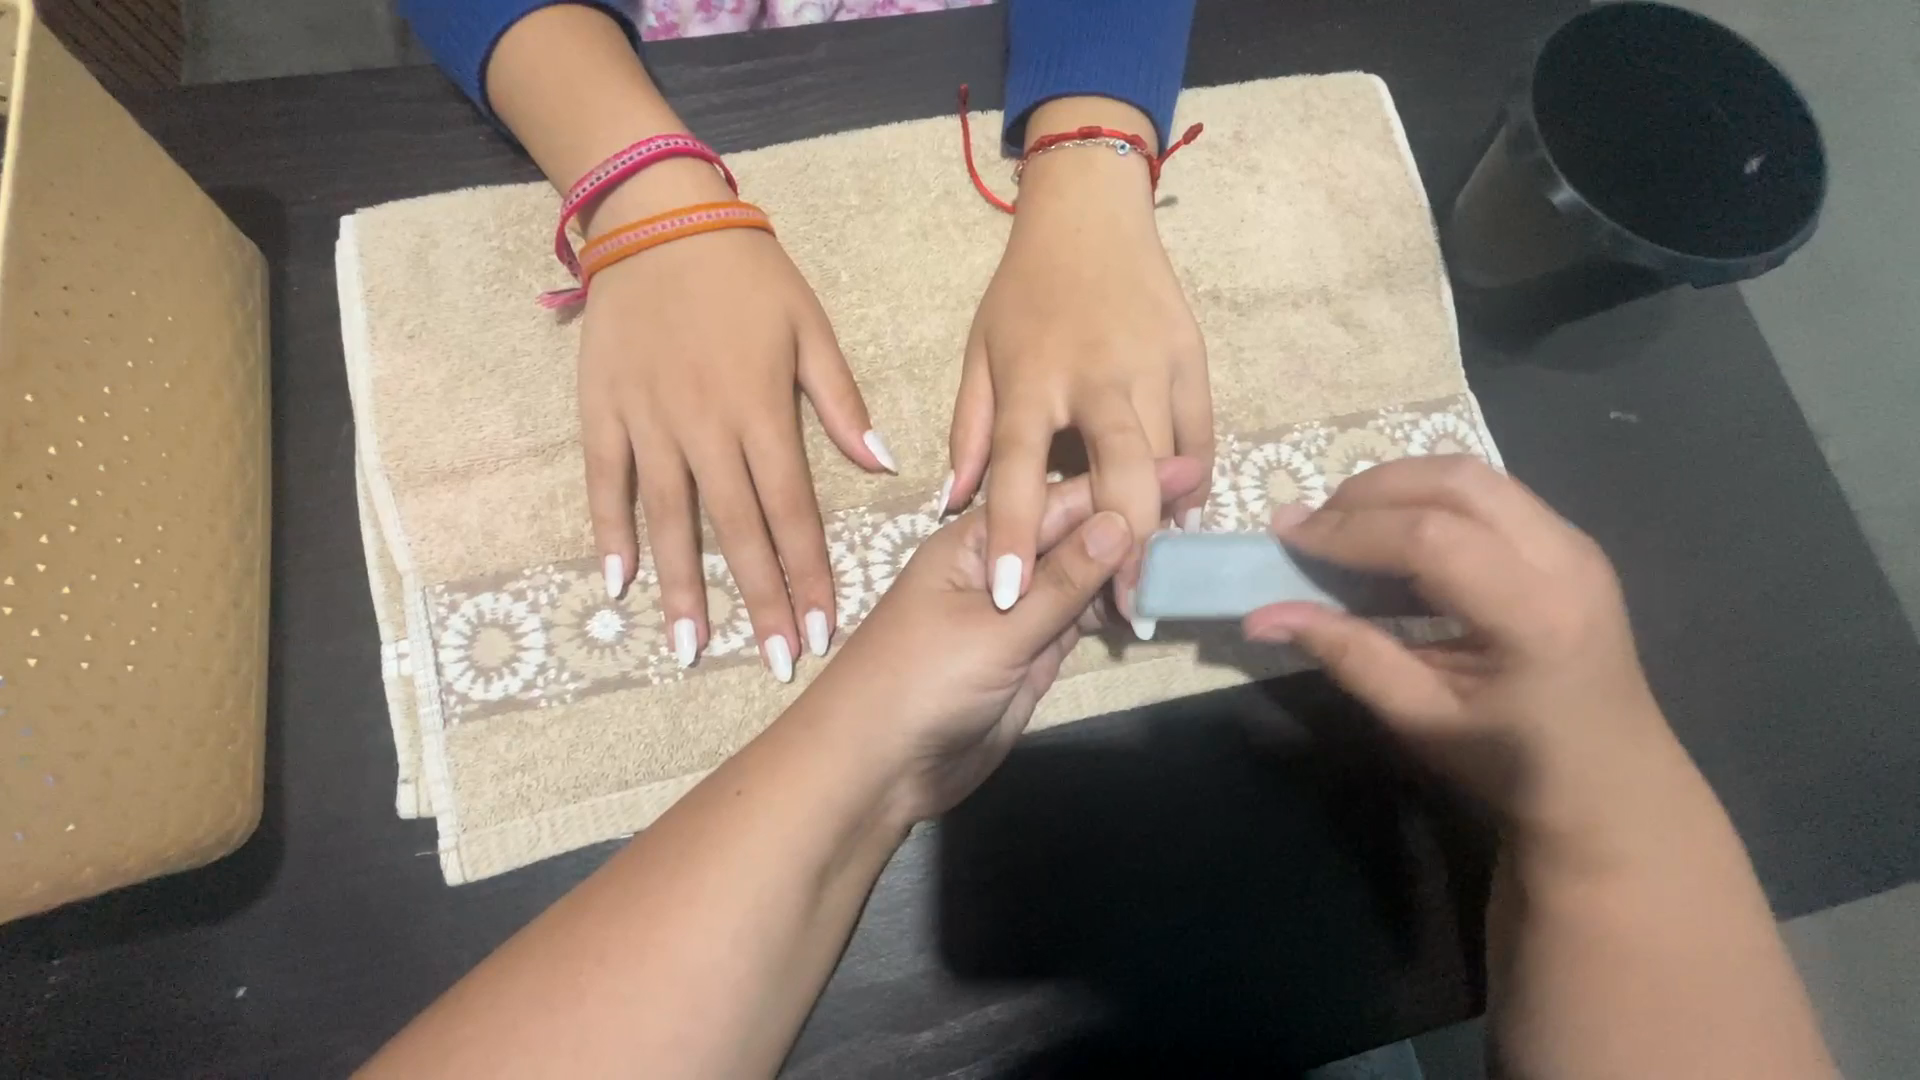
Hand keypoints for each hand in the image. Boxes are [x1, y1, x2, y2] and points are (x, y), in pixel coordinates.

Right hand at [578, 175, 890, 681]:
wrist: (659, 219)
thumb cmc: (749, 276)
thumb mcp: (812, 328)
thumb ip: (843, 403)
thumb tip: (884, 463)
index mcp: (764, 414)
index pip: (794, 513)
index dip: (809, 574)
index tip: (821, 629)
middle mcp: (707, 431)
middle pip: (738, 532)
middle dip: (760, 600)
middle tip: (773, 660)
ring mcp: (649, 424)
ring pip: (671, 520)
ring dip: (682, 587)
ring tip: (690, 648)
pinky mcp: (602, 413)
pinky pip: (606, 482)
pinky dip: (610, 532)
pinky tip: (618, 583)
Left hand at [806, 457, 1208, 821]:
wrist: (878, 766)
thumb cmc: (921, 682)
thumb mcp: (994, 628)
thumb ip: (1062, 582)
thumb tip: (1123, 520)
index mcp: (978, 540)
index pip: (1059, 502)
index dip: (1122, 486)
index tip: (1184, 469)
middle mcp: (1001, 566)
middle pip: (1075, 536)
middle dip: (1133, 524)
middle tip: (1200, 508)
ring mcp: (1016, 612)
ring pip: (1082, 580)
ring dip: (1127, 570)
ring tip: (1188, 553)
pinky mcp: (1028, 653)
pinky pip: (1077, 621)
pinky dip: (1111, 613)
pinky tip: (1147, 602)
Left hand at [947, 100, 1211, 626]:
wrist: (1090, 215)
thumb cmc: (1024, 294)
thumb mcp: (979, 354)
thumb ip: (969, 431)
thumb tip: (952, 502)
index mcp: (1030, 379)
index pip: (1019, 468)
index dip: (1014, 535)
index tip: (1010, 597)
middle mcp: (1095, 377)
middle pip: (1121, 471)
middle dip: (1124, 545)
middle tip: (1128, 606)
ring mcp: (1153, 365)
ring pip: (1169, 461)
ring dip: (1165, 524)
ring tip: (1156, 576)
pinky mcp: (1193, 358)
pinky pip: (1202, 434)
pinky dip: (1196, 482)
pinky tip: (1184, 519)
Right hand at [1243, 456, 1681, 839]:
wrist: (1613, 784)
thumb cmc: (1512, 760)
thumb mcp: (1418, 717)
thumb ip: (1344, 654)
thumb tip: (1260, 617)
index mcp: (1534, 614)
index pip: (1429, 536)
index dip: (1348, 530)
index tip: (1285, 537)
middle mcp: (1565, 559)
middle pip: (1455, 481)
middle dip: (1368, 491)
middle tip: (1312, 527)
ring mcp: (1572, 542)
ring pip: (1470, 474)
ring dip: (1394, 485)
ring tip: (1343, 525)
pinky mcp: (1563, 541)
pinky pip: (1484, 492)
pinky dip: (1422, 496)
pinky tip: (1389, 534)